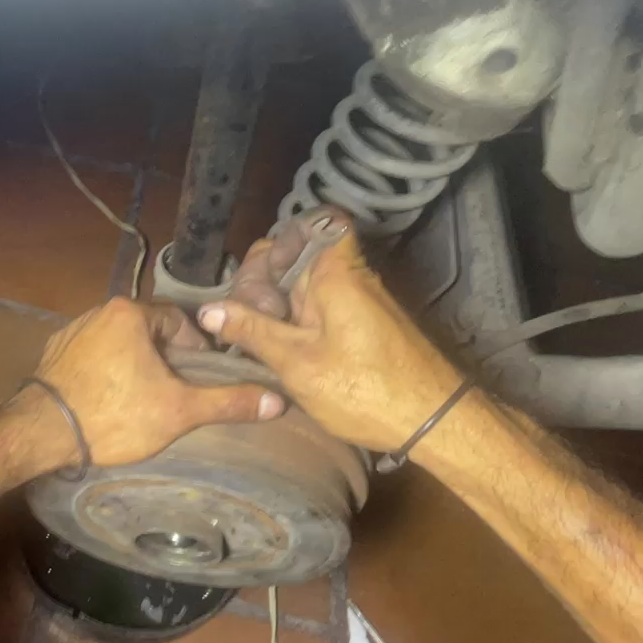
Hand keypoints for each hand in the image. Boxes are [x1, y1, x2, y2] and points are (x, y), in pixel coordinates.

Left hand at [14, 297, 284, 473]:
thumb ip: (227, 402)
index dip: (196, 348)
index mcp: (130, 313)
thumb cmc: (114, 415)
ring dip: (137, 362)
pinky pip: (93, 354)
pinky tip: (111, 397)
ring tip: (147, 396)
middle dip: (166, 356)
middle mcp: (99, 311)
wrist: (42, 432)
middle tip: (178, 390)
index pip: (178, 320)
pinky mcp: (54, 352)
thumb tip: (277, 400)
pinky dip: (108, 370)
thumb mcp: (178, 410)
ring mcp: (73, 331)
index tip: (204, 375)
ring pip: (120, 342)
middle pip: (148, 329)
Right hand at [195, 208, 467, 457]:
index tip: (259, 271)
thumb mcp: (297, 363)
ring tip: (254, 337)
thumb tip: (207, 311)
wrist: (435, 422)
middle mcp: (348, 276)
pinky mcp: (359, 323)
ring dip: (274, 302)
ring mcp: (355, 299)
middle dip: (263, 276)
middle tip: (243, 315)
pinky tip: (275, 346)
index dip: (284, 235)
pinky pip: (316, 304)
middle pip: (297, 251)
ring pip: (303, 281)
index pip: (317, 220)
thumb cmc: (366, 391)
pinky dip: (293, 318)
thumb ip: (252, 332)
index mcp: (335, 272)